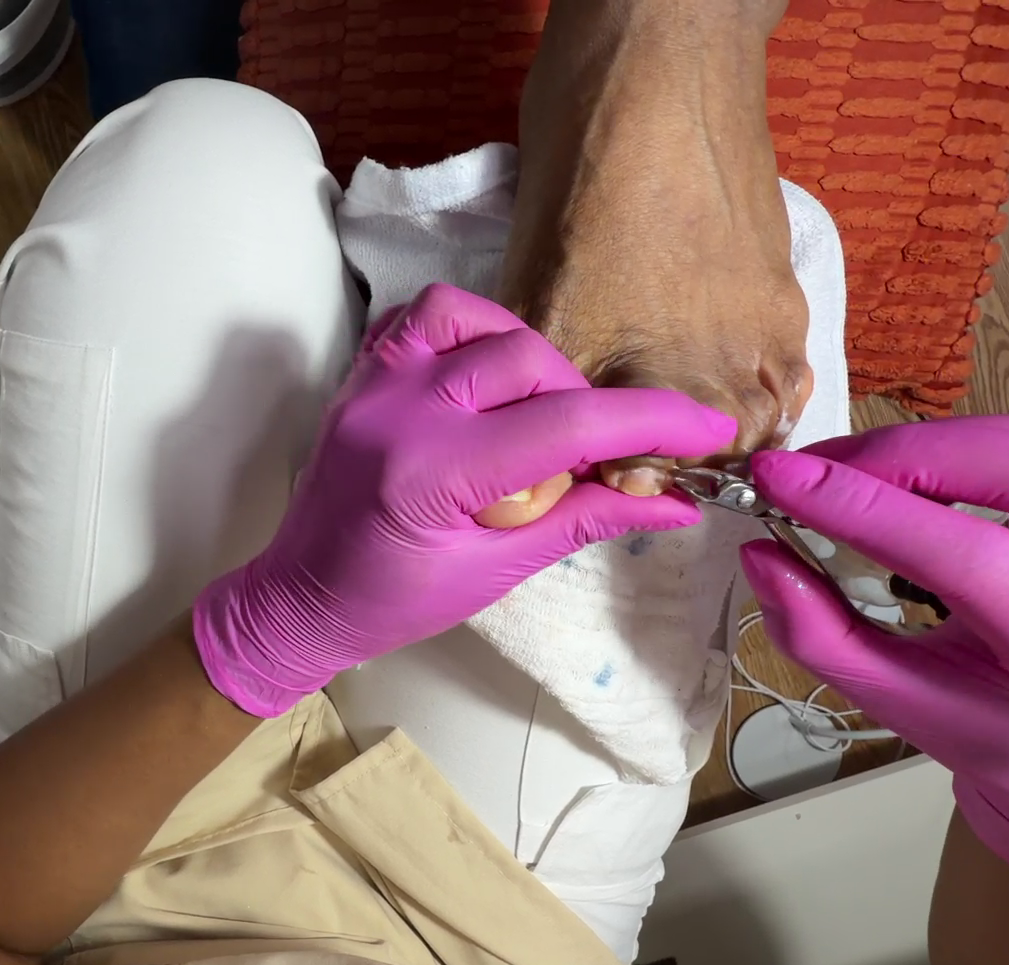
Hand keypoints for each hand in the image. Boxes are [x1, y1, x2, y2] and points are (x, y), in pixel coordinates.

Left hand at [193, 284, 738, 716]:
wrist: (301, 597)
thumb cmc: (390, 603)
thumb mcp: (492, 571)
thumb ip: (580, 522)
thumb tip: (671, 499)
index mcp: (430, 472)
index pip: (566, 426)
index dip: (651, 423)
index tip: (708, 429)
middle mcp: (397, 409)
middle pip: (526, 359)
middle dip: (580, 401)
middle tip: (586, 454)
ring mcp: (370, 384)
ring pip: (474, 318)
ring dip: (524, 356)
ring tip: (531, 413)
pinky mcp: (358, 377)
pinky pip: (421, 317)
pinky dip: (468, 332)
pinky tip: (482, 380)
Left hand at [495, 0, 808, 504]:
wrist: (655, 78)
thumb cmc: (581, 200)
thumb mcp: (535, 310)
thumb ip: (555, 391)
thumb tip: (553, 449)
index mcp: (675, 379)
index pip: (666, 474)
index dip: (628, 485)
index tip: (598, 480)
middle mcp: (740, 363)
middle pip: (725, 453)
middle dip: (678, 470)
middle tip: (631, 466)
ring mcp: (771, 321)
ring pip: (763, 415)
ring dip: (719, 438)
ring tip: (668, 437)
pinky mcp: (781, 282)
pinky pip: (783, 366)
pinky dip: (753, 394)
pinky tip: (714, 390)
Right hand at [740, 415, 1008, 888]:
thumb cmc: (992, 727)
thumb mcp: (891, 700)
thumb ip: (816, 632)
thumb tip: (760, 554)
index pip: (972, 556)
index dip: (862, 509)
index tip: (774, 480)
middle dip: (908, 456)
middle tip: (813, 470)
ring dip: (930, 443)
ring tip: (846, 470)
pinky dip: (959, 445)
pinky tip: (903, 470)